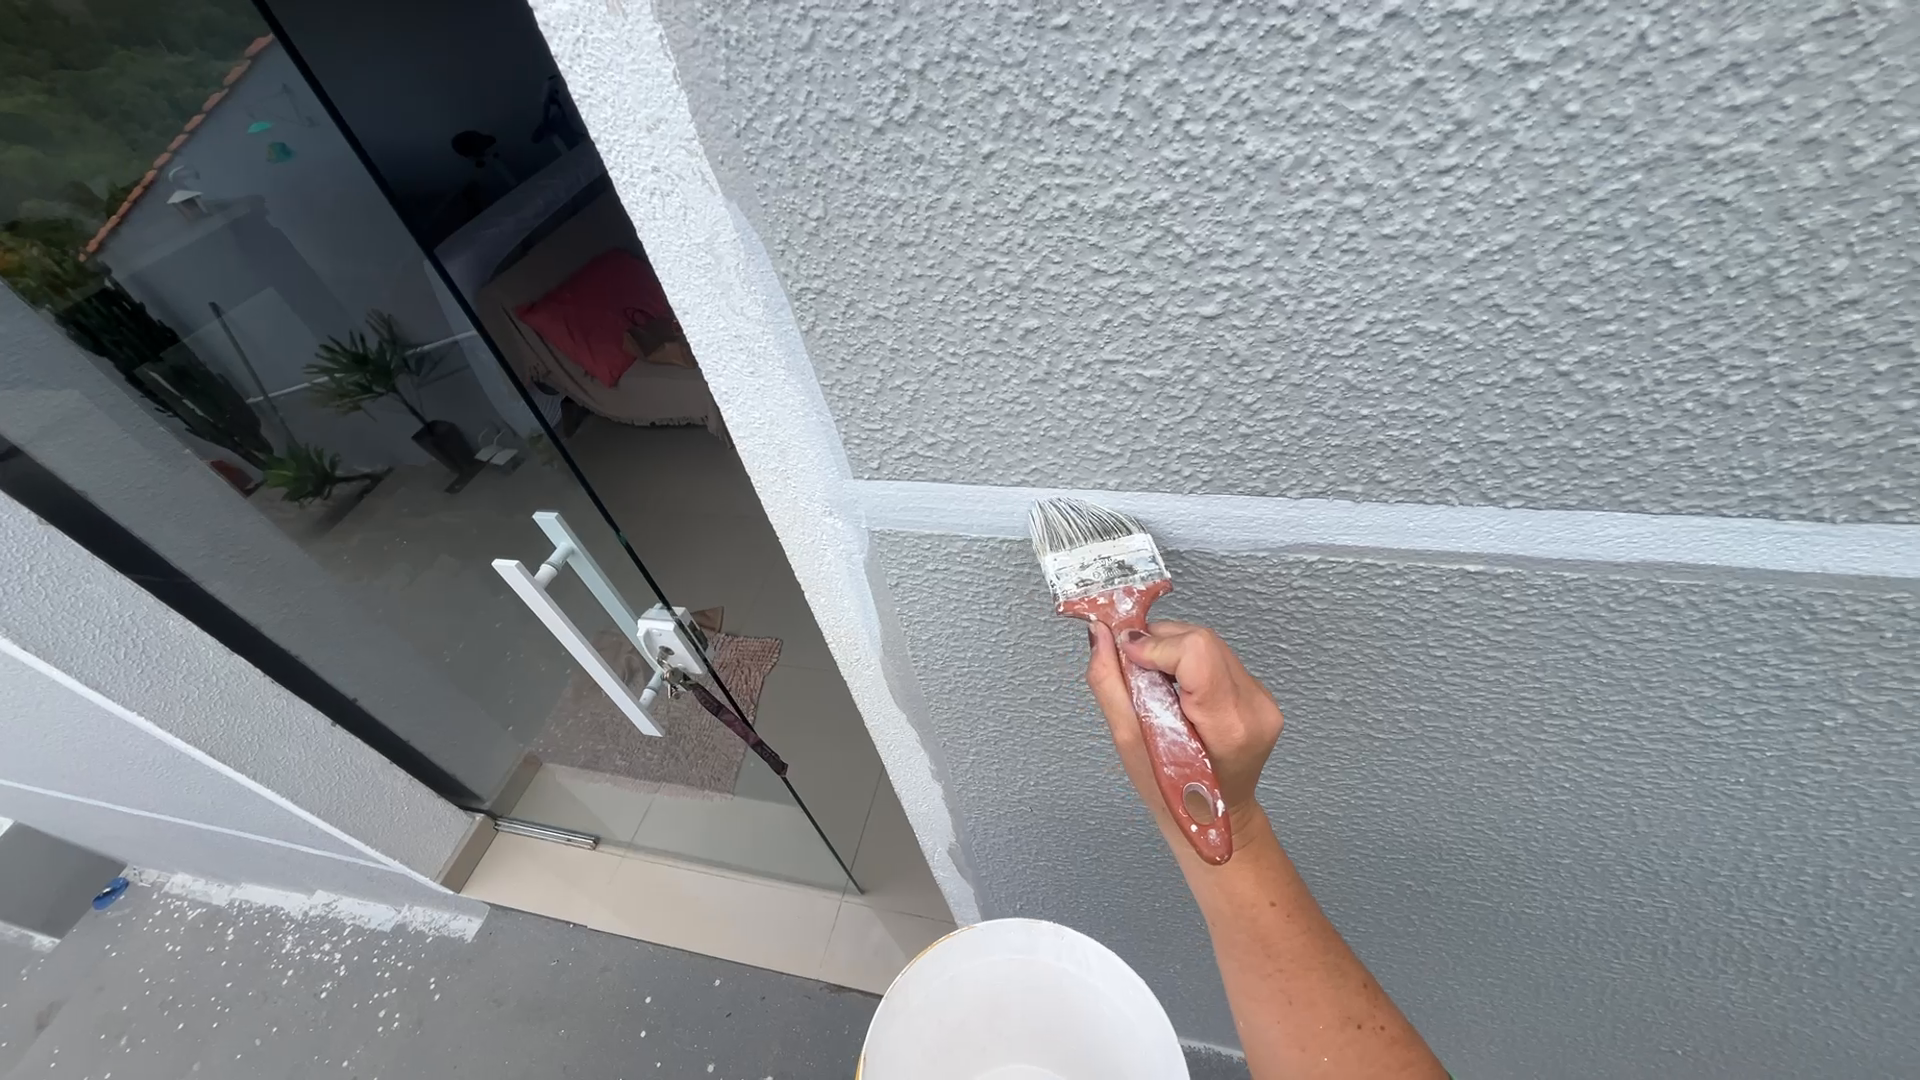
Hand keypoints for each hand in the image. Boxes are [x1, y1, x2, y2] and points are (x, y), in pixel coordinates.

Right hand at [1086, 621, 1284, 840]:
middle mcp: (1254, 707)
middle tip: (1133, 667)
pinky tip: (1174, 687)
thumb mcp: (1127, 740)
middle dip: (1159, 644)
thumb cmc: (1172, 790)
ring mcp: (1261, 698)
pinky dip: (1187, 661)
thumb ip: (1109, 682)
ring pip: (1208, 643)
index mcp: (1227, 725)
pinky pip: (1217, 655)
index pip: (1196, 651)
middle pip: (1201, 640)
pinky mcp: (1259, 693)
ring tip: (1152, 682)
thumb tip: (1099, 635)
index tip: (1127, 655)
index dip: (1155, 645)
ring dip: (1171, 650)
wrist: (1214, 814)